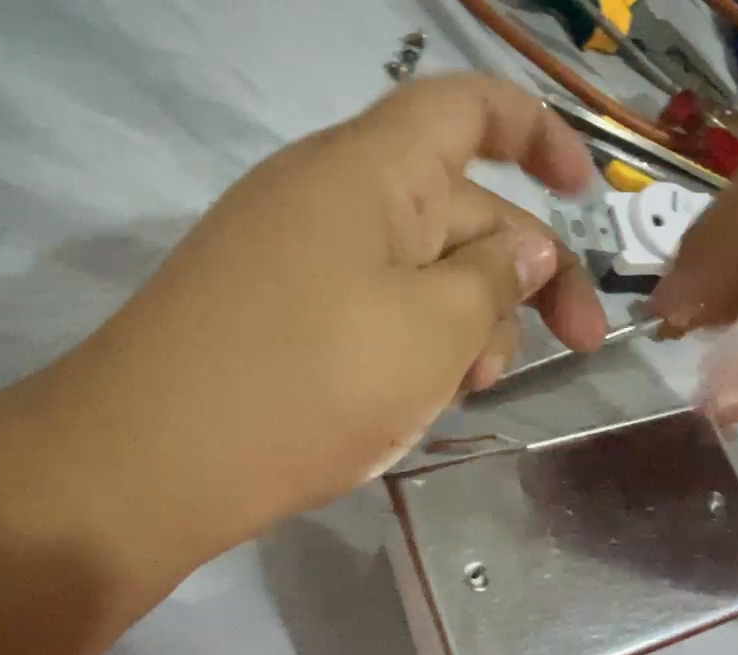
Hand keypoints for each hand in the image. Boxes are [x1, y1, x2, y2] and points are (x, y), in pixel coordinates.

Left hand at [60, 75, 606, 549]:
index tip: (588, 197)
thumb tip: (526, 249)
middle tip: (573, 350)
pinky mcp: (273, 315)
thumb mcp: (433, 329)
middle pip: (457, 209)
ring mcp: (295, 257)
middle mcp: (330, 196)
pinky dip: (410, 345)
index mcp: (371, 169)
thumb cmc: (310, 382)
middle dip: (524, 274)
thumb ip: (496, 279)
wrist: (150, 463)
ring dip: (466, 322)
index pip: (470, 109)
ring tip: (475, 390)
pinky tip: (420, 400)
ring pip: (415, 271)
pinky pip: (367, 310)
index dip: (540, 136)